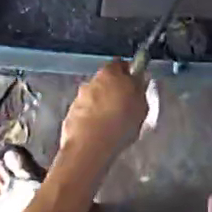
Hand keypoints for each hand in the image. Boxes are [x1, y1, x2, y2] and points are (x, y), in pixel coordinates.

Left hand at [57, 61, 148, 177]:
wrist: (90, 147)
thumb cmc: (119, 124)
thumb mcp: (141, 107)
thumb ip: (140, 90)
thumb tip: (139, 82)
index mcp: (110, 72)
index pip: (121, 64)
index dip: (129, 73)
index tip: (135, 84)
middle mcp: (92, 81)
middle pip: (106, 80)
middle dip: (114, 90)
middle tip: (126, 106)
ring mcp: (79, 97)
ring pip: (94, 97)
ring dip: (102, 105)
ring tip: (113, 124)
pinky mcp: (70, 114)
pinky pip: (85, 113)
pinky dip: (91, 119)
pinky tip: (100, 133)